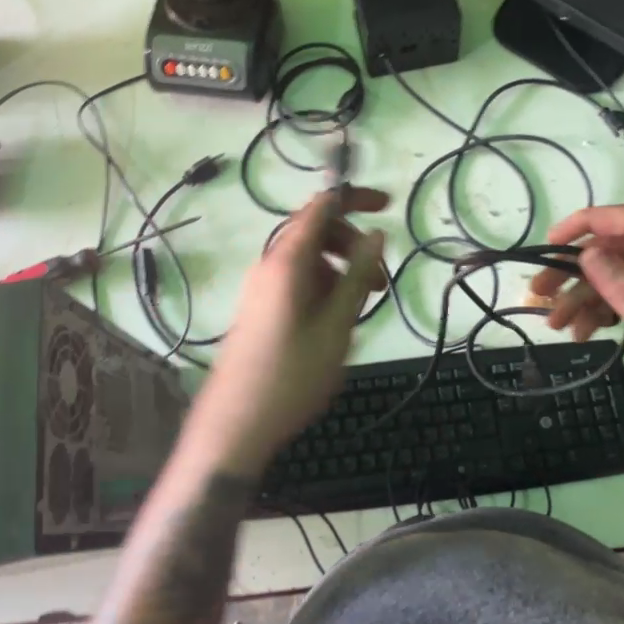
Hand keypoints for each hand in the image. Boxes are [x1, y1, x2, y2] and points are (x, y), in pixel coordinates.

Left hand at [188, 187, 387, 470]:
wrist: (234, 425)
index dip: (355, 198)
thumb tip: (377, 234)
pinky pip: (296, 278)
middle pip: (316, 230)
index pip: (322, 206)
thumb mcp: (336, 326)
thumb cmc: (291, 375)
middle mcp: (270, 264)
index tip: (388, 206)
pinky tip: (337, 318)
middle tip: (383, 280)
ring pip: (308, 257)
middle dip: (354, 243)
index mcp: (287, 261)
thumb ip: (359, 276)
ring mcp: (261, 286)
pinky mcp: (260, 306)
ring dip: (342, 268)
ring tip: (365, 303)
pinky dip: (324, 285)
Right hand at [528, 203, 623, 445]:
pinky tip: (584, 332)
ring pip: (621, 273)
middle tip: (540, 293)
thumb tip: (588, 252)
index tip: (550, 243)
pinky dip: (607, 309)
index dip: (588, 223)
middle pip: (620, 249)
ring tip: (556, 324)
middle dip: (577, 270)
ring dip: (587, 295)